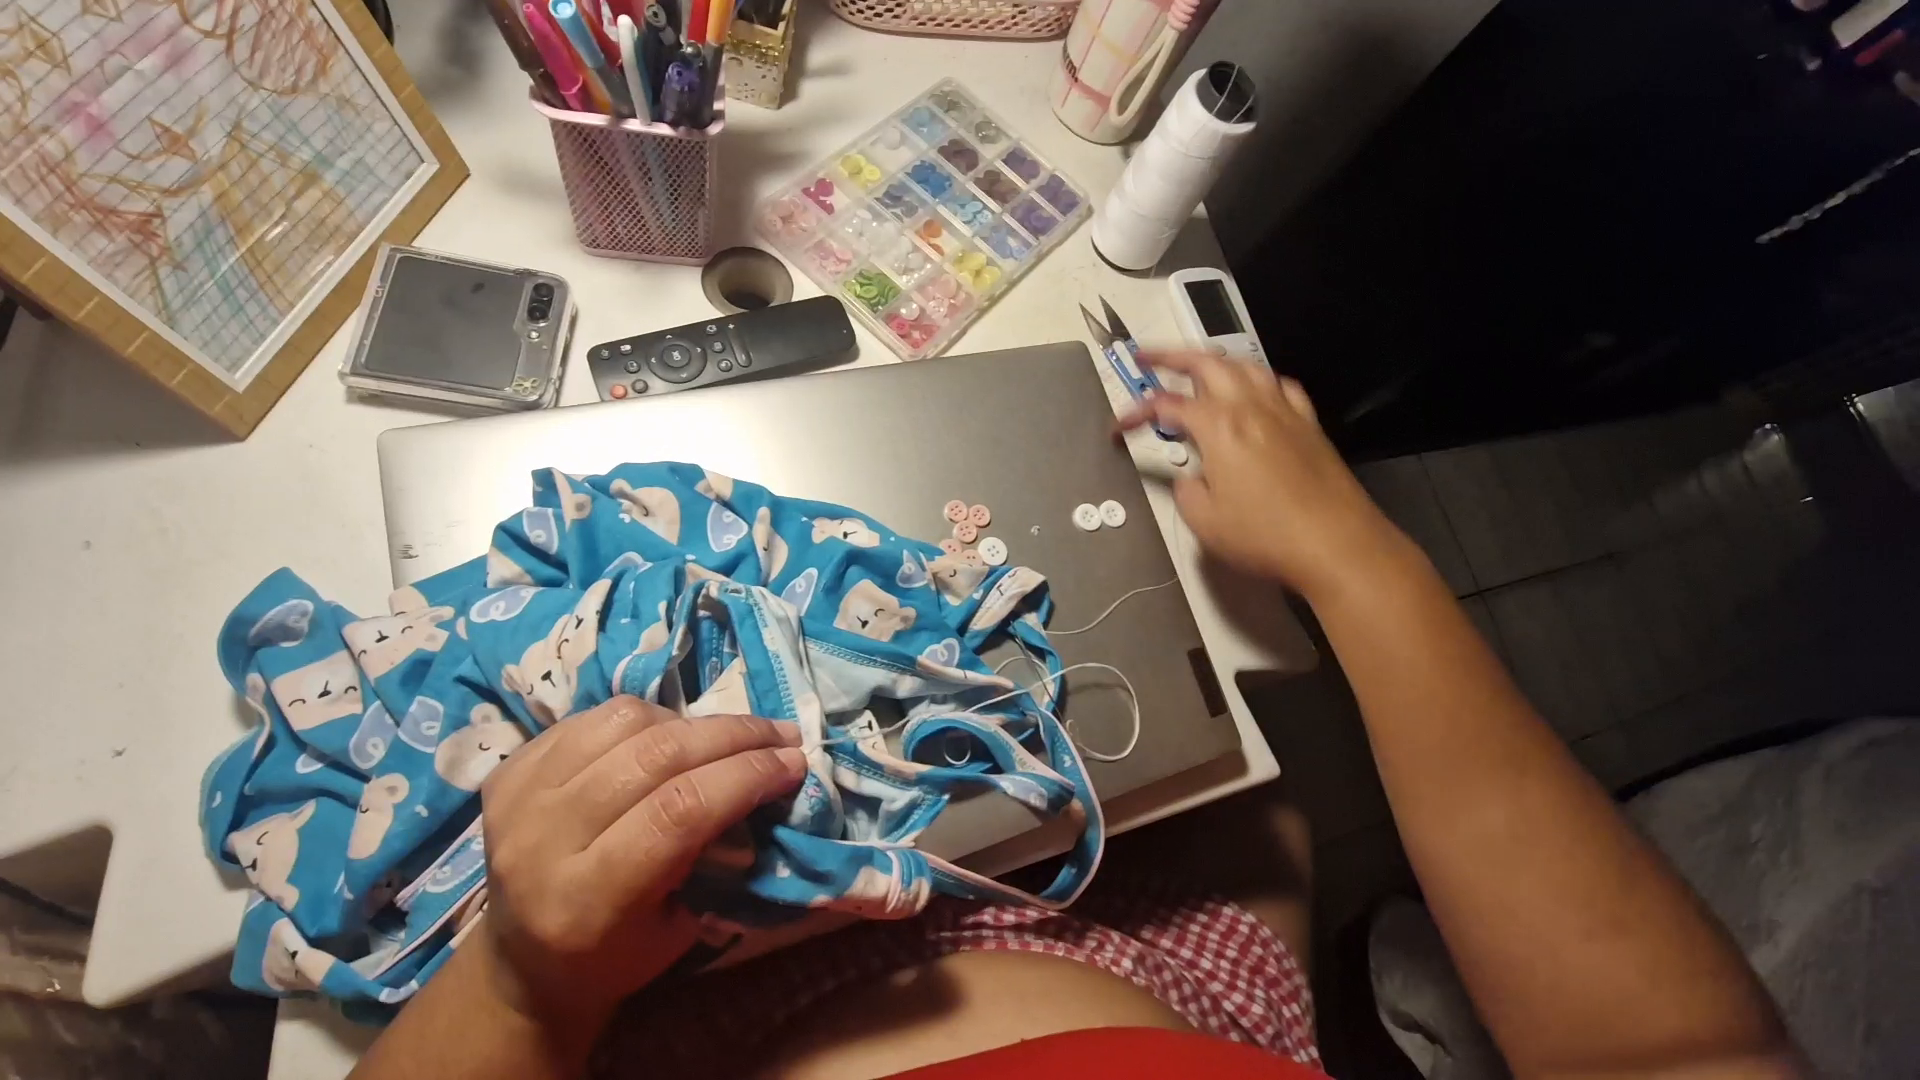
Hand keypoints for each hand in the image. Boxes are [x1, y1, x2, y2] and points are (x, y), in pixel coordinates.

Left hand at [473, 696, 804, 1042]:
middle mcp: (541, 842)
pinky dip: (650, 717)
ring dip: (694, 722)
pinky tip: (675, 734)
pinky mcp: (511, 769)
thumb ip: (721, 854)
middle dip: (735, 736)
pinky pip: (597, 716)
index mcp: (586, 901)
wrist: (523, 960)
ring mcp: (519, 798)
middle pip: (655, 757)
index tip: (794, 763)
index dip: (746, 776)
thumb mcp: (681, 926)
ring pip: (627, 722)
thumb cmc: (617, 953)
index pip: (678, 812)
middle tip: (782, 735)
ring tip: (728, 737)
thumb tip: (772, 777)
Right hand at [1116, 350, 1411, 598]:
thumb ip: (1187, 490)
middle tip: (1146, 359)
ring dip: (1215, 362)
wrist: (1335, 544)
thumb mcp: (1205, 520)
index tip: (1119, 427)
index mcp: (1219, 426)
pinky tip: (1254, 391)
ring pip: (1246, 366)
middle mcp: (1251, 407)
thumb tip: (1191, 478)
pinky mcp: (1308, 426)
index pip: (1167, 405)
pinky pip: (1280, 386)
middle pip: (1207, 364)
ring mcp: (1284, 412)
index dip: (1137, 412)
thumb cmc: (1264, 535)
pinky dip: (1258, 380)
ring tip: (1197, 368)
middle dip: (1171, 356)